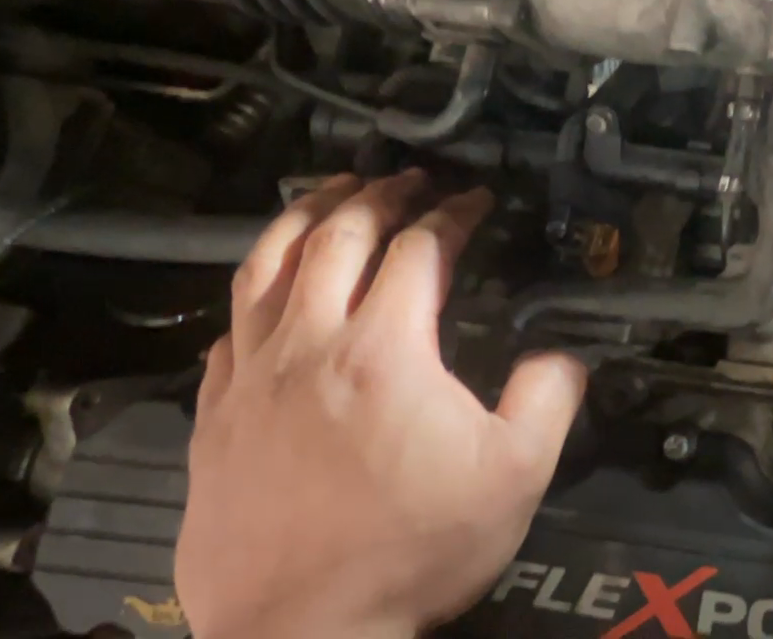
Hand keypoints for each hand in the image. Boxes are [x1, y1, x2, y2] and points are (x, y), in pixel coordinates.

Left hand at [175, 171, 586, 638]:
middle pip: (336, 236)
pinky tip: (275, 291)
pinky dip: (257, 290)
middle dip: (380, 195)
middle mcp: (308, 346)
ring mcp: (250, 379)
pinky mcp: (213, 417)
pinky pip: (229, 328)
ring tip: (332, 191)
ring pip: (264, 266)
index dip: (454, 214)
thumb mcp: (518, 472)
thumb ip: (550, 393)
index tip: (478, 203)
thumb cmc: (416, 547)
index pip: (419, 249)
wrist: (303, 638)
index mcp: (384, 350)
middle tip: (410, 180)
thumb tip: (559, 351)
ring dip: (304, 215)